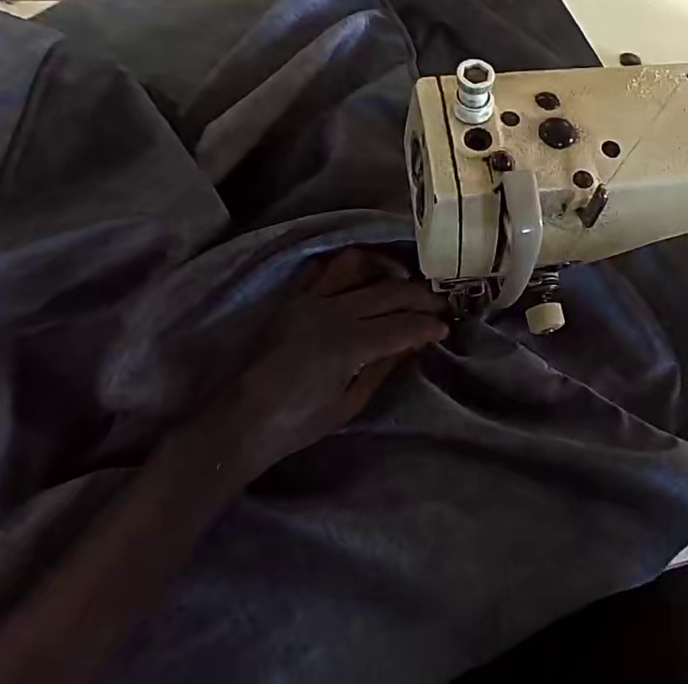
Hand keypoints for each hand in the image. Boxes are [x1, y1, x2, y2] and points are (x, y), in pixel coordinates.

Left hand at [184, 249, 447, 480]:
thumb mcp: (351, 401)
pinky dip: (348, 267)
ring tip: (405, 280)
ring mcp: (310, 300)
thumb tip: (415, 341)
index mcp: (348, 344)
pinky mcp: (294, 299)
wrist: (241, 421)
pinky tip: (364, 278)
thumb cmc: (298, 423)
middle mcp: (331, 312)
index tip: (447, 328)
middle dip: (422, 297)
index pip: (403, 325)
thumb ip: (385, 365)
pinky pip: (324, 268)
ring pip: (357, 263)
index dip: (429, 325)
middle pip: (390, 291)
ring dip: (387, 267)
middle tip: (441, 305)